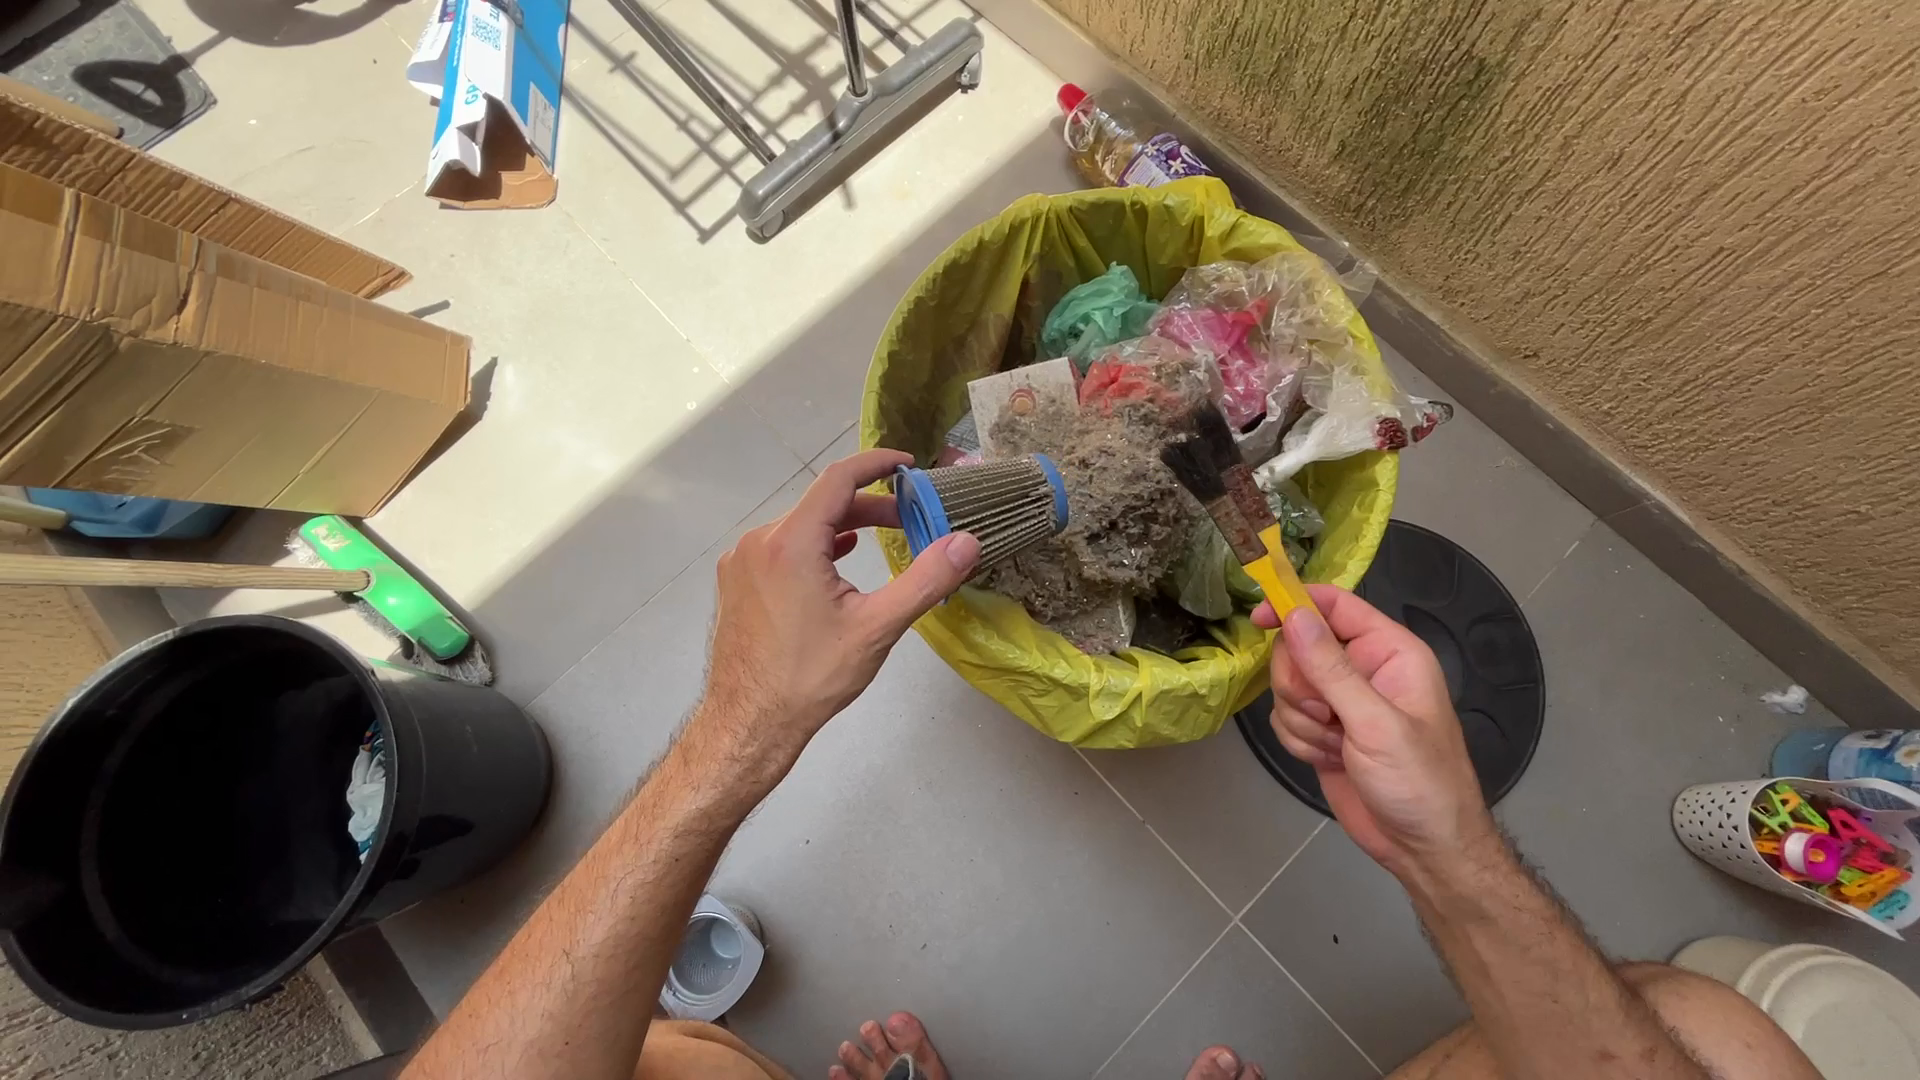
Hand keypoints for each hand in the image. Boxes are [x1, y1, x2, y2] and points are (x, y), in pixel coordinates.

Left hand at [696, 450, 979, 783]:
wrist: (748, 725)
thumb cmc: (811, 678)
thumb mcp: (877, 628)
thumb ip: (926, 579)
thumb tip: (968, 542)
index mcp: (790, 543)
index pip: (838, 478)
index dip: (876, 464)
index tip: (909, 465)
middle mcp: (759, 541)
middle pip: (821, 503)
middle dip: (869, 504)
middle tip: (911, 518)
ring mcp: (741, 561)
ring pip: (800, 525)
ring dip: (843, 525)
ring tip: (882, 538)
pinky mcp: (735, 581)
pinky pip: (781, 546)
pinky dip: (816, 544)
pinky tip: (837, 560)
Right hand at [1251, 585, 1496, 878]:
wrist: (1424, 849)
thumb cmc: (1420, 782)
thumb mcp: (1375, 722)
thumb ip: (1330, 668)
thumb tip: (1293, 616)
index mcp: (1388, 652)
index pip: (1334, 606)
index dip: (1295, 604)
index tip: (1259, 618)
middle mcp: (1361, 669)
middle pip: (1298, 647)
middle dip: (1300, 685)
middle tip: (1324, 714)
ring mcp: (1339, 701)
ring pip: (1286, 686)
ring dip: (1302, 720)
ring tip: (1338, 746)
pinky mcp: (1321, 729)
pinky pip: (1284, 717)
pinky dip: (1299, 740)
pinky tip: (1330, 760)